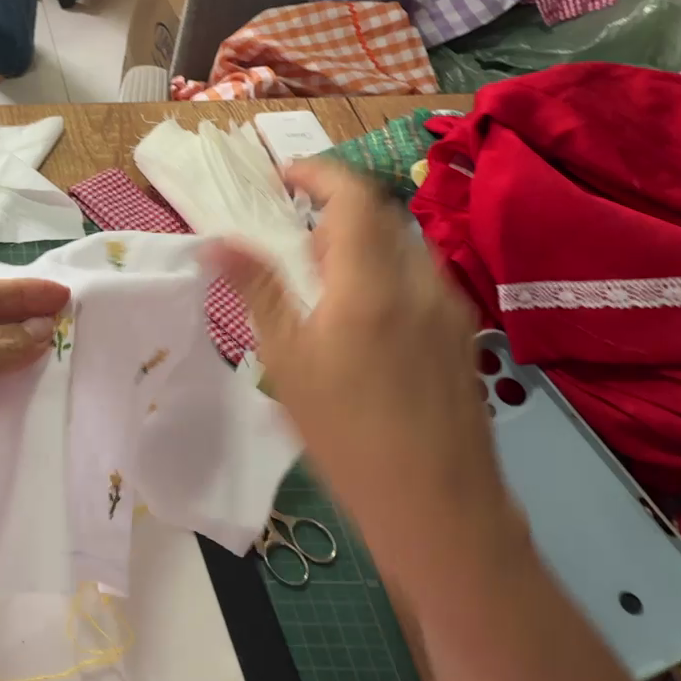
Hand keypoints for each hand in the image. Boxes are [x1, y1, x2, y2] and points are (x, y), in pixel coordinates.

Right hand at [212, 160, 511, 561]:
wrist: (439, 507)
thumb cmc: (346, 431)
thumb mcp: (286, 358)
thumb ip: (256, 288)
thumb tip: (217, 240)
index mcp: (372, 283)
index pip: (353, 197)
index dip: (317, 174)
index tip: (282, 176)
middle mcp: (421, 283)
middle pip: (382, 218)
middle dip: (335, 214)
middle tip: (293, 246)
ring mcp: (451, 311)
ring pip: (404, 249)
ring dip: (361, 246)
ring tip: (322, 287)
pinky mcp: (463, 338)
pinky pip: (421, 281)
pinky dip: (385, 275)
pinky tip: (362, 326)